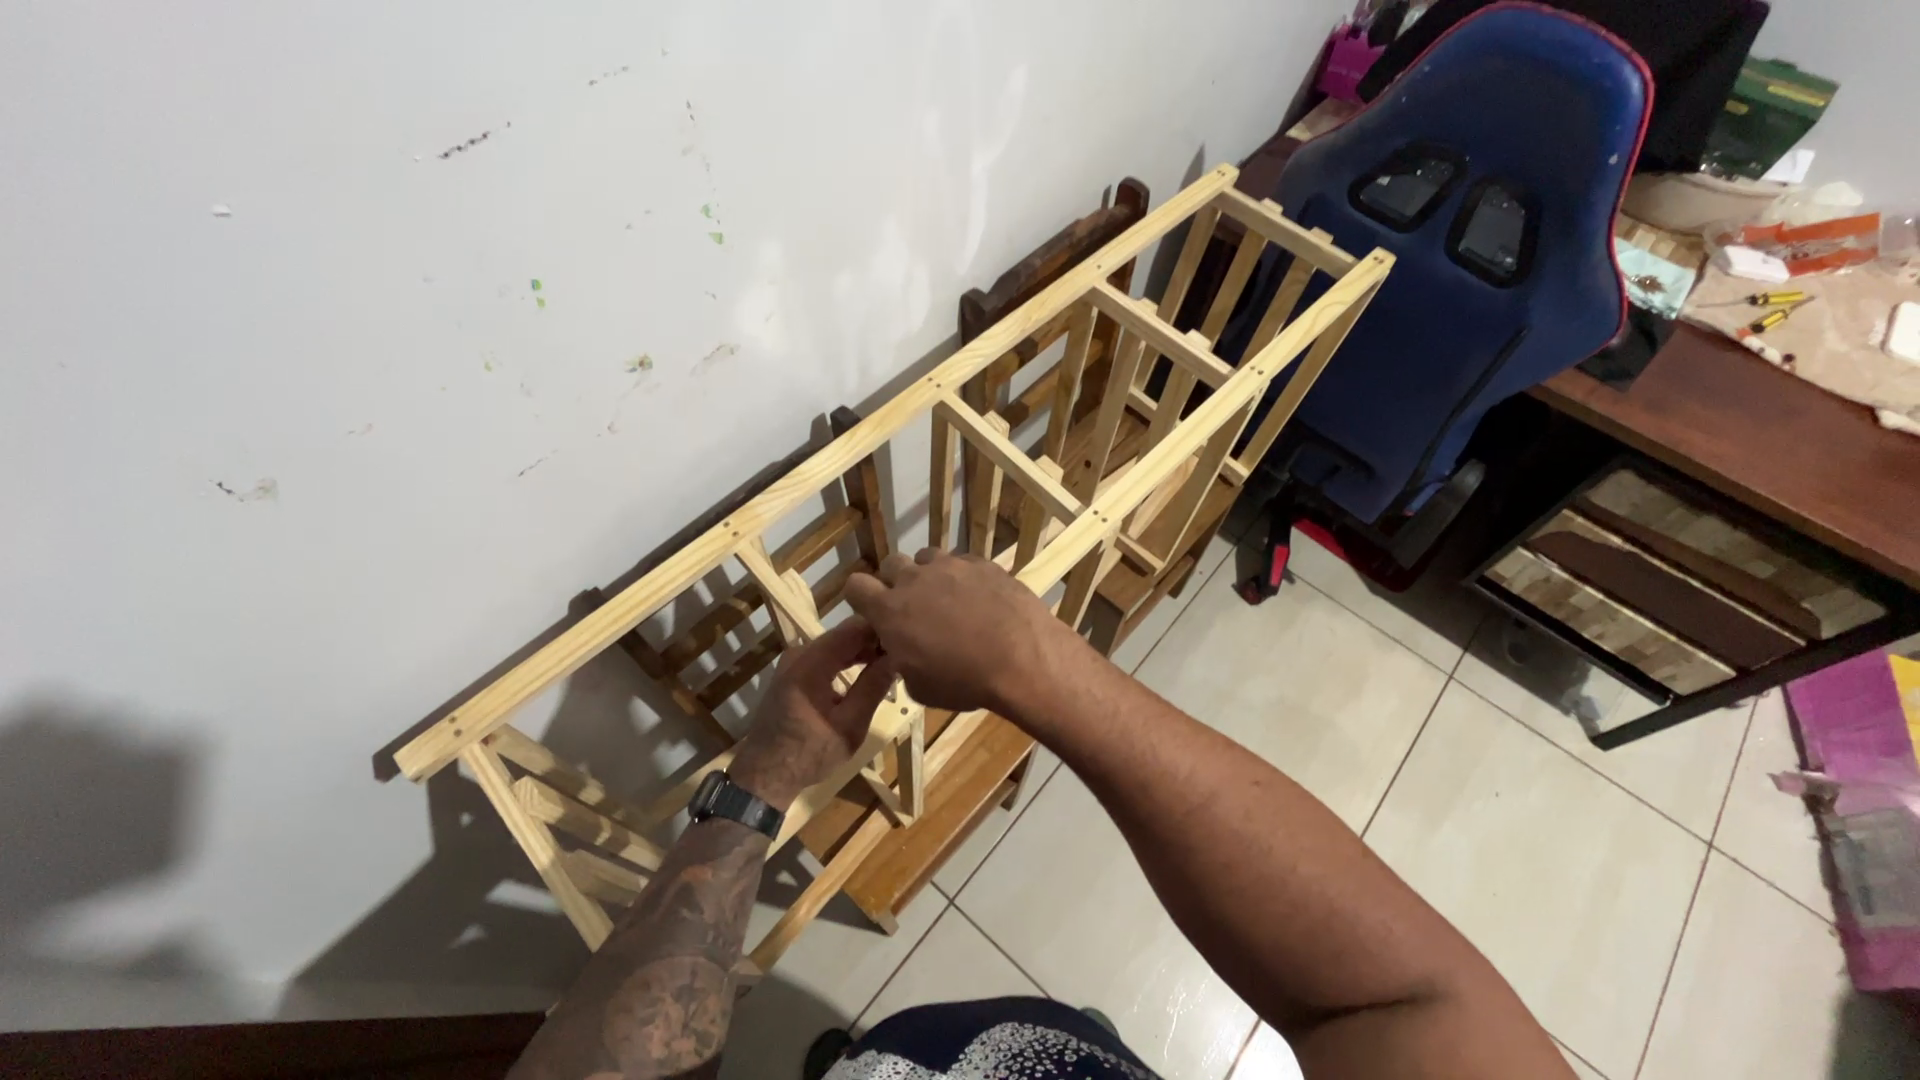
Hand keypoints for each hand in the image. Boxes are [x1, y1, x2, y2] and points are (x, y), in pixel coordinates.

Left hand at [728, 619, 897, 811]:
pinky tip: (866, 672)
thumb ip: (873, 686)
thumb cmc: (809, 754)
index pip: (854, 628)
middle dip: (874, 641)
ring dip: (862, 652)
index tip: (908, 641)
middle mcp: (799, 653)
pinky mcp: (792, 673)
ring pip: (836, 645)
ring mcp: (793, 662)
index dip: (882, 630)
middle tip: (904, 655)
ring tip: (891, 663)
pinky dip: (846, 662)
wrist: (764, 775)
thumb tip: (898, 657)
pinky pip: (825, 657)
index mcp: (811, 662)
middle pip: (844, 634)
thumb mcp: (849, 725)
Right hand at [842, 548, 1090, 716]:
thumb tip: (905, 652)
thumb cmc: (965, 681)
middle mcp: (914, 579)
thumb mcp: (920, 688)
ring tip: (947, 600)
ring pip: (926, 558)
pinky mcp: (982, 562)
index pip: (855, 586)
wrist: (1023, 658)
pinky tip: (979, 598)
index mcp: (890, 610)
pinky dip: (963, 577)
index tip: (873, 613)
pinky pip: (961, 562)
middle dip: (895, 582)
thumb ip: (902, 661)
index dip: (861, 598)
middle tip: (912, 608)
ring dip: (929, 575)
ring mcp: (950, 566)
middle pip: (890, 565)